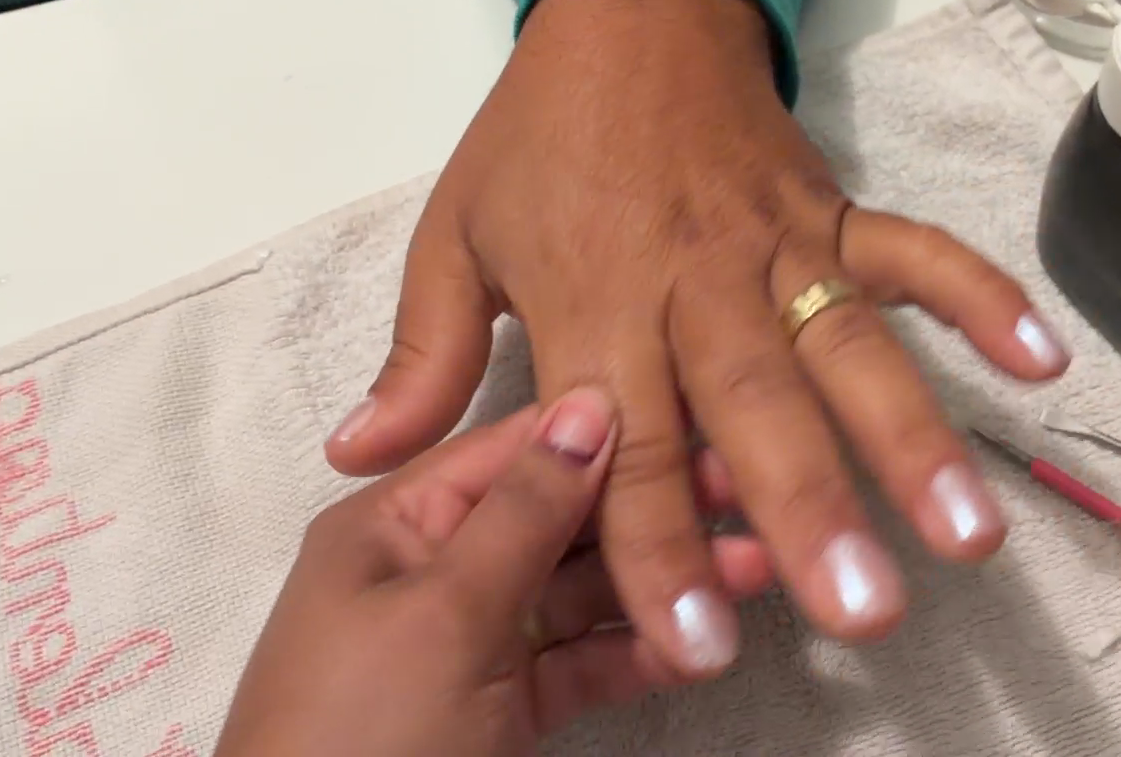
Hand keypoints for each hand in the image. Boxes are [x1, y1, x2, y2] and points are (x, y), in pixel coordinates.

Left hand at [217, 391, 773, 756]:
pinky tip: (701, 643)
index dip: (605, 430)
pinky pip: (578, 660)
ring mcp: (474, 636)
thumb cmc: (367, 741)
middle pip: (560, 516)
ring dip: (657, 580)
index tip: (694, 417)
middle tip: (743, 491)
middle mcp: (438, 564)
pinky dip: (633, 653)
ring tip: (753, 567)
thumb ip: (526, 508)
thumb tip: (591, 398)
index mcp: (399, 521)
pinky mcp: (503, 703)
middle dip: (648, 507)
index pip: (519, 450)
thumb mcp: (444, 615)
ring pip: (579, 589)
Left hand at [327, 0, 1070, 676]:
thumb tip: (356, 453)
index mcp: (596, 296)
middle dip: (808, 512)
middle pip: (754, 406)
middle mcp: (696, 278)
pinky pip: (912, 248)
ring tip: (968, 530)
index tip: (701, 651)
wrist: (627, 19)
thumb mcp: (455, 234)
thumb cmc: (538, 136)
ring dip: (909, 432)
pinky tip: (1039, 356)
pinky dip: (977, 294)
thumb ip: (419, 352)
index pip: (631, 444)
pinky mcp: (832, 202)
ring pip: (846, 342)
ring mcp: (777, 237)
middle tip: (866, 613)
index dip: (659, 550)